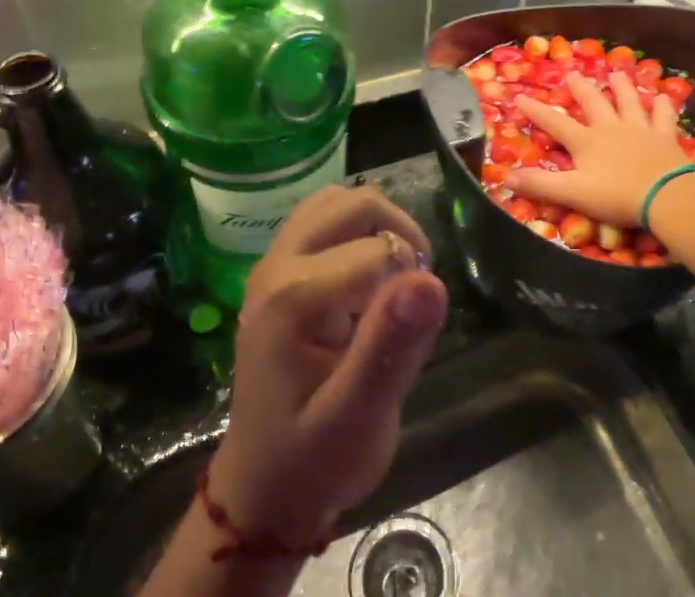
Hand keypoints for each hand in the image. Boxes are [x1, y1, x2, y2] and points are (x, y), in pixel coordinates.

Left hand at [208, 186, 448, 546]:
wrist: (263, 491)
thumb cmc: (314, 460)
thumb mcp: (360, 417)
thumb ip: (392, 346)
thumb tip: (431, 281)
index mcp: (294, 297)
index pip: (381, 250)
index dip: (413, 285)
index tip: (412, 337)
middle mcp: (277, 266)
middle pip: (355, 204)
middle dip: (402, 235)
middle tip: (417, 294)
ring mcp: (273, 266)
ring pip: (336, 203)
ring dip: (379, 227)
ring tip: (396, 281)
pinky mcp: (278, 275)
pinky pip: (323, 223)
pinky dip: (357, 233)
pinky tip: (369, 281)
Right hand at [508, 72, 694, 228]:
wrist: (667, 195)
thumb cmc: (617, 196)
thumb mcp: (572, 192)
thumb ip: (540, 184)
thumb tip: (506, 177)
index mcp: (587, 142)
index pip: (555, 123)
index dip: (536, 111)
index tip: (520, 97)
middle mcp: (612, 129)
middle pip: (594, 103)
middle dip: (581, 89)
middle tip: (572, 74)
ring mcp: (641, 130)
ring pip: (629, 102)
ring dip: (622, 88)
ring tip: (617, 73)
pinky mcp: (665, 138)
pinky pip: (663, 117)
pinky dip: (662, 107)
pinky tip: (662, 97)